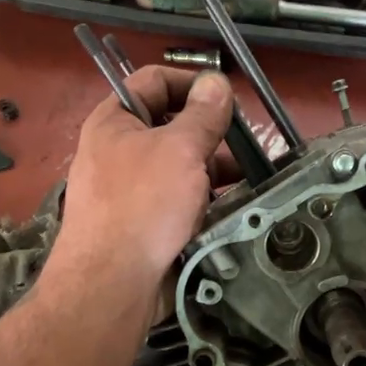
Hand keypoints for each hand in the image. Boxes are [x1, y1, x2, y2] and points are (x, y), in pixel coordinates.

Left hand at [63, 66, 235, 273]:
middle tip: (249, 145)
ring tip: (252, 181)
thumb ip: (202, 116)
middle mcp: (119, 152)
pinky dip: (205, 204)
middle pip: (171, 128)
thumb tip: (216, 82)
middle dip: (211, 135)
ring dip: (214, 173)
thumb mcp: (179, 150)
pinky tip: (233, 211)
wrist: (113, 283)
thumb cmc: (143, 206)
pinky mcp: (145, 226)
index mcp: (114, 122)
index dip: (192, 84)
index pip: (154, 82)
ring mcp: (131, 192)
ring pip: (180, 170)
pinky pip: (180, 204)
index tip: (228, 100)